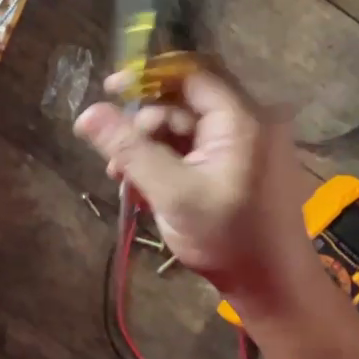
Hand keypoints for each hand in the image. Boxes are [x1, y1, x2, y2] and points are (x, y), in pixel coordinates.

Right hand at [73, 69, 315, 305]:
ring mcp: (248, 142)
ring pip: (186, 125)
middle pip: (186, 100)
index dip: (147, 75)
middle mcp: (250, 120)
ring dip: (150, 144)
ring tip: (122, 175)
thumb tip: (86, 113)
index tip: (109, 90)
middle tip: (113, 150)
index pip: (191, 73)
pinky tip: (143, 183)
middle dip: (144, 122)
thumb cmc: (226, 237)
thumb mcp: (169, 191)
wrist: (272, 284)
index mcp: (242, 119)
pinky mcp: (242, 162)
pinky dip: (168, 158)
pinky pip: (197, 145)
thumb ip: (128, 148)